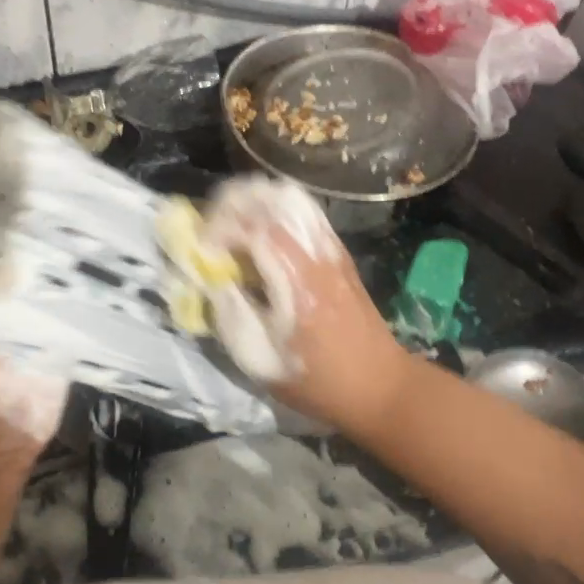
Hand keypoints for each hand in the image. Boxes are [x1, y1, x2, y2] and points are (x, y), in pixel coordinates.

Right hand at [201, 178, 414, 431]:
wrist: (381, 386)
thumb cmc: (317, 382)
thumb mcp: (261, 364)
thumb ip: (230, 315)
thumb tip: (212, 278)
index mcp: (297, 284)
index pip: (254, 228)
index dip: (219, 229)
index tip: (202, 249)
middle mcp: (317, 256)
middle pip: (273, 199)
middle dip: (232, 204)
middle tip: (210, 228)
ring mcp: (332, 249)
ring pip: (290, 197)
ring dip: (254, 202)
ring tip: (230, 223)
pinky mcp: (338, 252)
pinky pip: (305, 210)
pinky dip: (275, 209)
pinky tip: (260, 229)